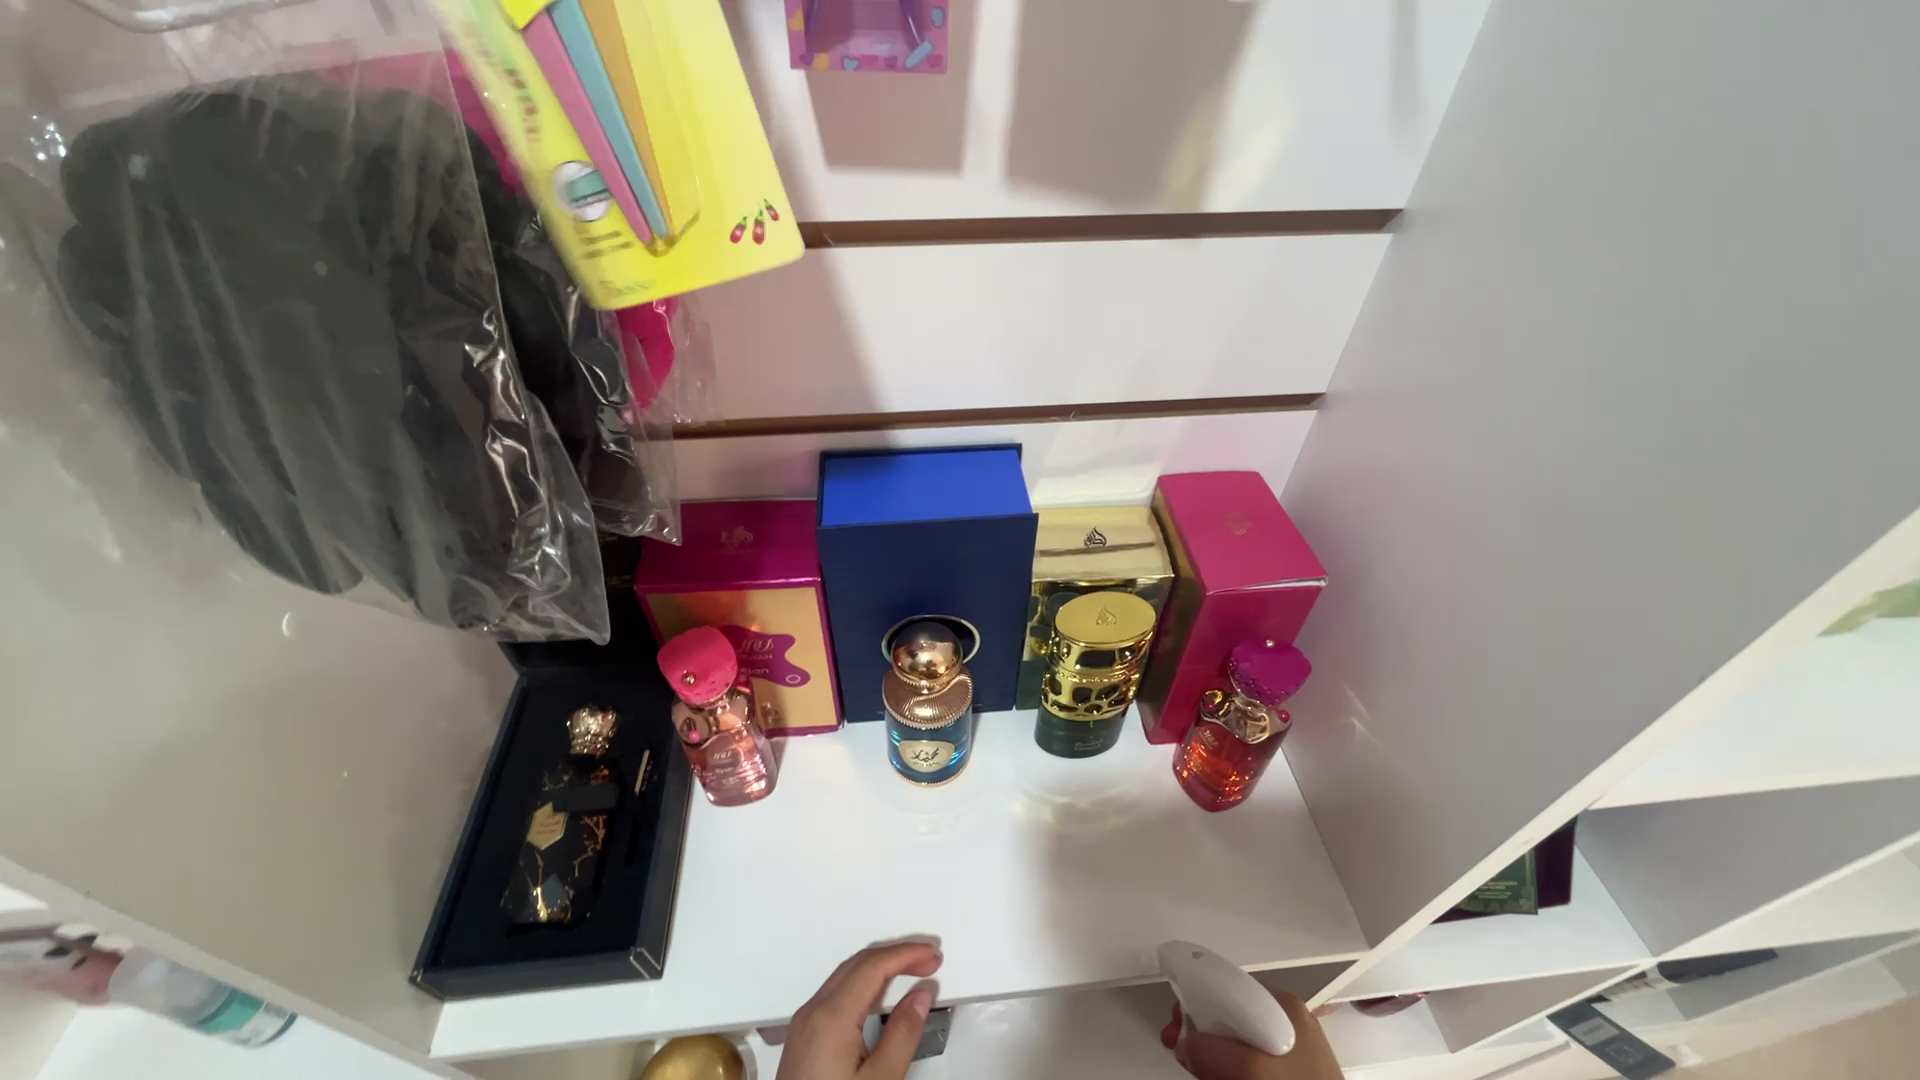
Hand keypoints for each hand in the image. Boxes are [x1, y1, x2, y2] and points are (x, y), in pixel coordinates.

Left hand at [775, 942, 942, 1079]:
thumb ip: (902, 1034)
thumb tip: (919, 996)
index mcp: (831, 1018)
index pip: (873, 966)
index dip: (907, 954)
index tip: (933, 956)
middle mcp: (812, 1012)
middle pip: (858, 964)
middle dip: (896, 955)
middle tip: (928, 960)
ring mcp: (804, 1023)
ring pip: (845, 975)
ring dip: (880, 966)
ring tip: (911, 972)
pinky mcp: (803, 1037)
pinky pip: (836, 992)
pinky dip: (864, 983)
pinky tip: (881, 995)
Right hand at [1159, 991, 1342, 1079]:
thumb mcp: (1254, 1070)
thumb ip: (1213, 1052)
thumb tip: (1184, 1045)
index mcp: (1284, 1007)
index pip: (1230, 989)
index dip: (1198, 1003)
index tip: (1177, 1023)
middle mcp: (1287, 1024)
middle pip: (1230, 1019)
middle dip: (1202, 1037)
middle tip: (1182, 1054)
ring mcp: (1290, 1054)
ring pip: (1237, 1047)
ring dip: (1213, 1060)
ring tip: (1199, 1074)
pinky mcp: (1288, 1077)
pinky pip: (1249, 1068)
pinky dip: (1229, 1073)